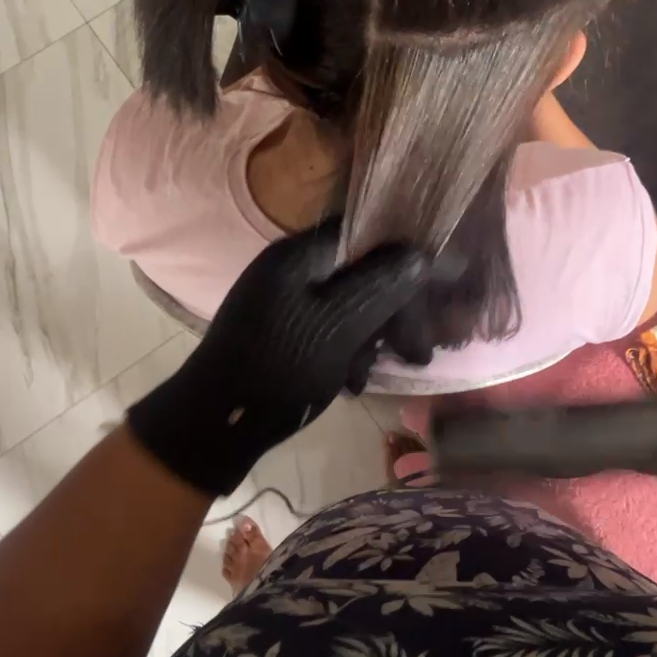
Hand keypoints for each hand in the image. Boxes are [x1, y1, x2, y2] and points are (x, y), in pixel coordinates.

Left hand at [127, 221, 430, 494]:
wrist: (215, 422)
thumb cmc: (280, 367)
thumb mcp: (341, 325)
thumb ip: (382, 283)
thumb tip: (421, 251)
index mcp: (299, 253)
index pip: (367, 233)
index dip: (408, 258)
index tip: (441, 288)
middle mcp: (288, 267)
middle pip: (360, 272)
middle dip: (395, 311)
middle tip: (420, 351)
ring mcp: (280, 299)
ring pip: (347, 304)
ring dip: (372, 336)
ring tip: (376, 373)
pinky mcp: (278, 330)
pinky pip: (325, 327)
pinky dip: (345, 350)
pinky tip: (351, 381)